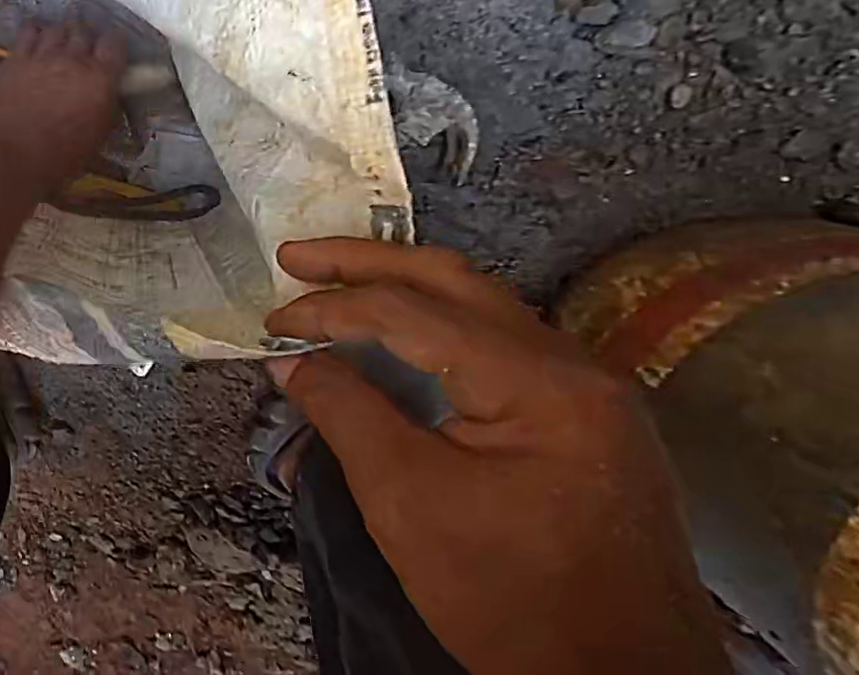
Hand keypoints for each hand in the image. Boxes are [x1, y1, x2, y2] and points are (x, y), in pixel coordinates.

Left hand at [0, 22, 126, 197]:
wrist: (19, 161)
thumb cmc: (67, 154)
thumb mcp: (102, 130)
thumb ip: (110, 100)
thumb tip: (113, 86)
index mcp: (100, 78)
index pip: (115, 41)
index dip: (115, 42)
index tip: (112, 50)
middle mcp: (74, 59)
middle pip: (84, 30)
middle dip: (87, 37)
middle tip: (85, 49)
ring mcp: (43, 56)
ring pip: (57, 28)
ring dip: (63, 34)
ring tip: (60, 44)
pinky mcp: (16, 59)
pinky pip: (27, 31)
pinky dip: (35, 31)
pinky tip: (37, 39)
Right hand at [265, 239, 727, 674]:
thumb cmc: (507, 602)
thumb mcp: (405, 503)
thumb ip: (344, 411)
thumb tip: (289, 358)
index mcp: (538, 382)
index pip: (411, 314)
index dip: (331, 309)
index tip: (275, 319)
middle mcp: (570, 360)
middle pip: (448, 278)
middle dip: (362, 261)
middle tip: (296, 256)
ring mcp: (583, 379)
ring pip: (473, 298)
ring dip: (397, 282)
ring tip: (333, 277)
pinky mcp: (578, 402)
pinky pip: (490, 334)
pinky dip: (430, 319)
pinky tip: (392, 324)